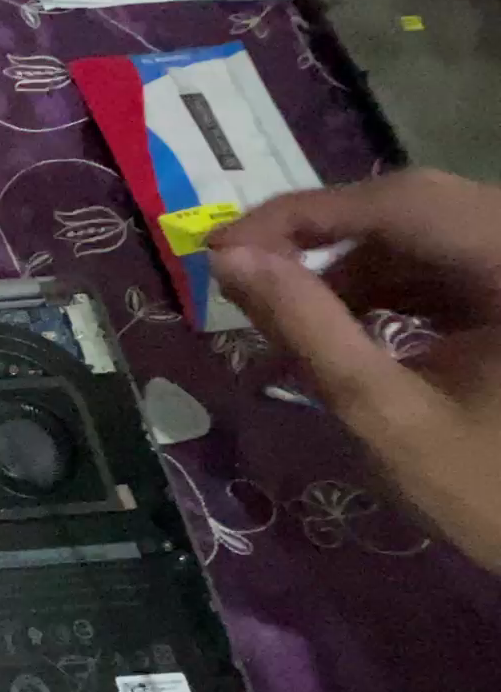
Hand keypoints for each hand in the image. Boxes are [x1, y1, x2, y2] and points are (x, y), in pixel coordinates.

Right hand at [209, 169, 500, 569]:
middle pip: (419, 207)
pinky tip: (359, 331)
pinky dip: (393, 288)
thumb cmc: (492, 488)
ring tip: (303, 328)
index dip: (299, 215)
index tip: (218, 253)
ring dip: (353, 270)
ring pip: (432, 233)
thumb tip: (228, 261)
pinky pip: (457, 264)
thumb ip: (304, 327)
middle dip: (320, 240)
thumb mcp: (379, 408)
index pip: (402, 203)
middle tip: (246, 280)